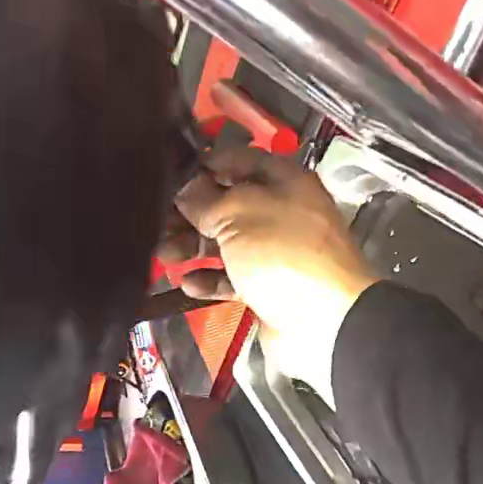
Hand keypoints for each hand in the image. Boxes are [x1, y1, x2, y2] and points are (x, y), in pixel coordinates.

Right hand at [163, 148, 377, 397]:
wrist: (324, 322)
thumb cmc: (283, 253)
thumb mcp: (238, 215)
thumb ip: (207, 200)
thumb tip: (186, 190)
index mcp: (285, 181)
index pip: (239, 161)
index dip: (205, 167)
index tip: (172, 178)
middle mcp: (283, 213)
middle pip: (229, 205)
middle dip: (192, 213)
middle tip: (158, 222)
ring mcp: (277, 253)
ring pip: (228, 243)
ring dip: (194, 247)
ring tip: (164, 255)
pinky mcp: (270, 287)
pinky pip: (235, 278)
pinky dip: (211, 279)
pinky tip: (188, 284)